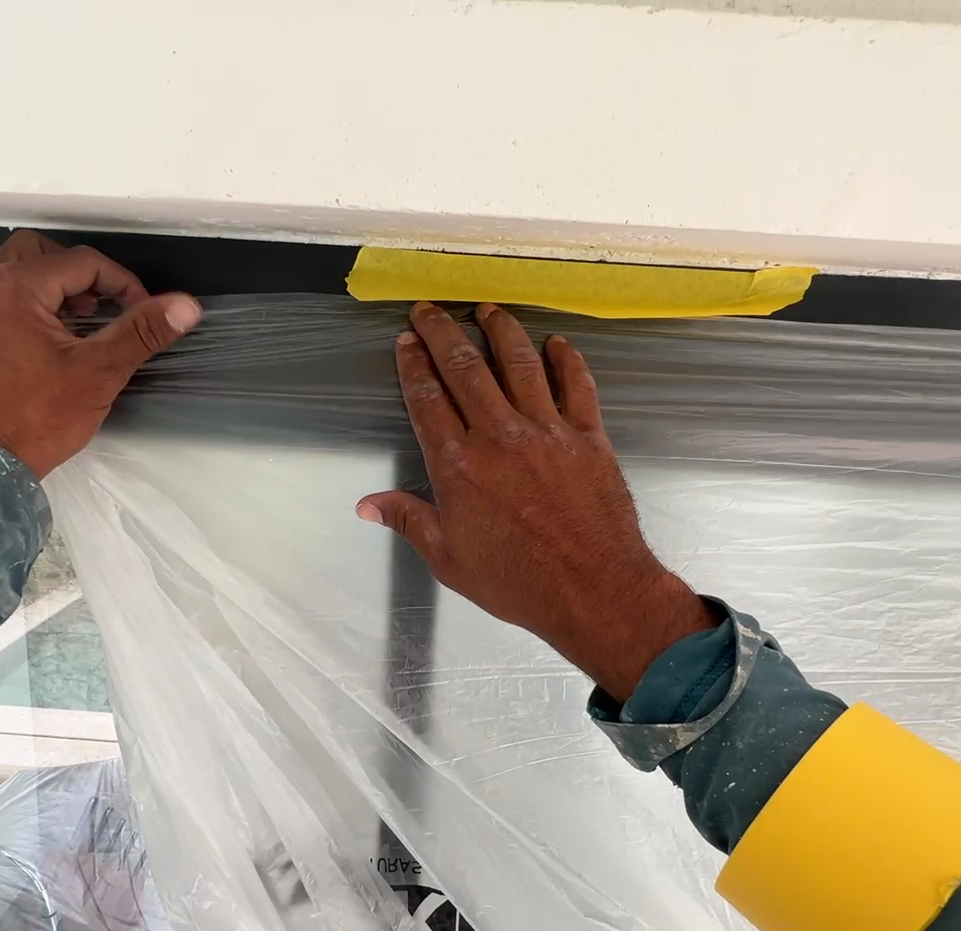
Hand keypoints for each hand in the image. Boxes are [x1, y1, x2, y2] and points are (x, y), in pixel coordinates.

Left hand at [0, 230, 201, 476]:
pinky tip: (58, 340)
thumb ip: (142, 332)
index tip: (144, 315)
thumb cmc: (38, 418)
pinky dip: (35, 304)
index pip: (82, 262)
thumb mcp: (100, 372)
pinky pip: (4, 298)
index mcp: (15, 288)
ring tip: (87, 322)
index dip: (124, 284)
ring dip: (59, 287)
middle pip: (42, 252)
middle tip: (110, 307)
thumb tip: (186, 306)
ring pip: (20, 273)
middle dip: (84, 274)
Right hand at [357, 302, 716, 700]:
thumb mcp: (449, 559)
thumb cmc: (517, 582)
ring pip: (519, 362)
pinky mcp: (588, 435)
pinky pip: (577, 384)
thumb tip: (367, 505)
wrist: (593, 590)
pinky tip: (557, 344)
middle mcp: (498, 435)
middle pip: (464, 367)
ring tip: (487, 309)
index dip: (412, 365)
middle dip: (441, 332)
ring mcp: (547, 430)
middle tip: (429, 310)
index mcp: (458, 465)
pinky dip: (566, 359)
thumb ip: (409, 521)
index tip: (405, 343)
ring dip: (500, 330)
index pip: (426, 399)